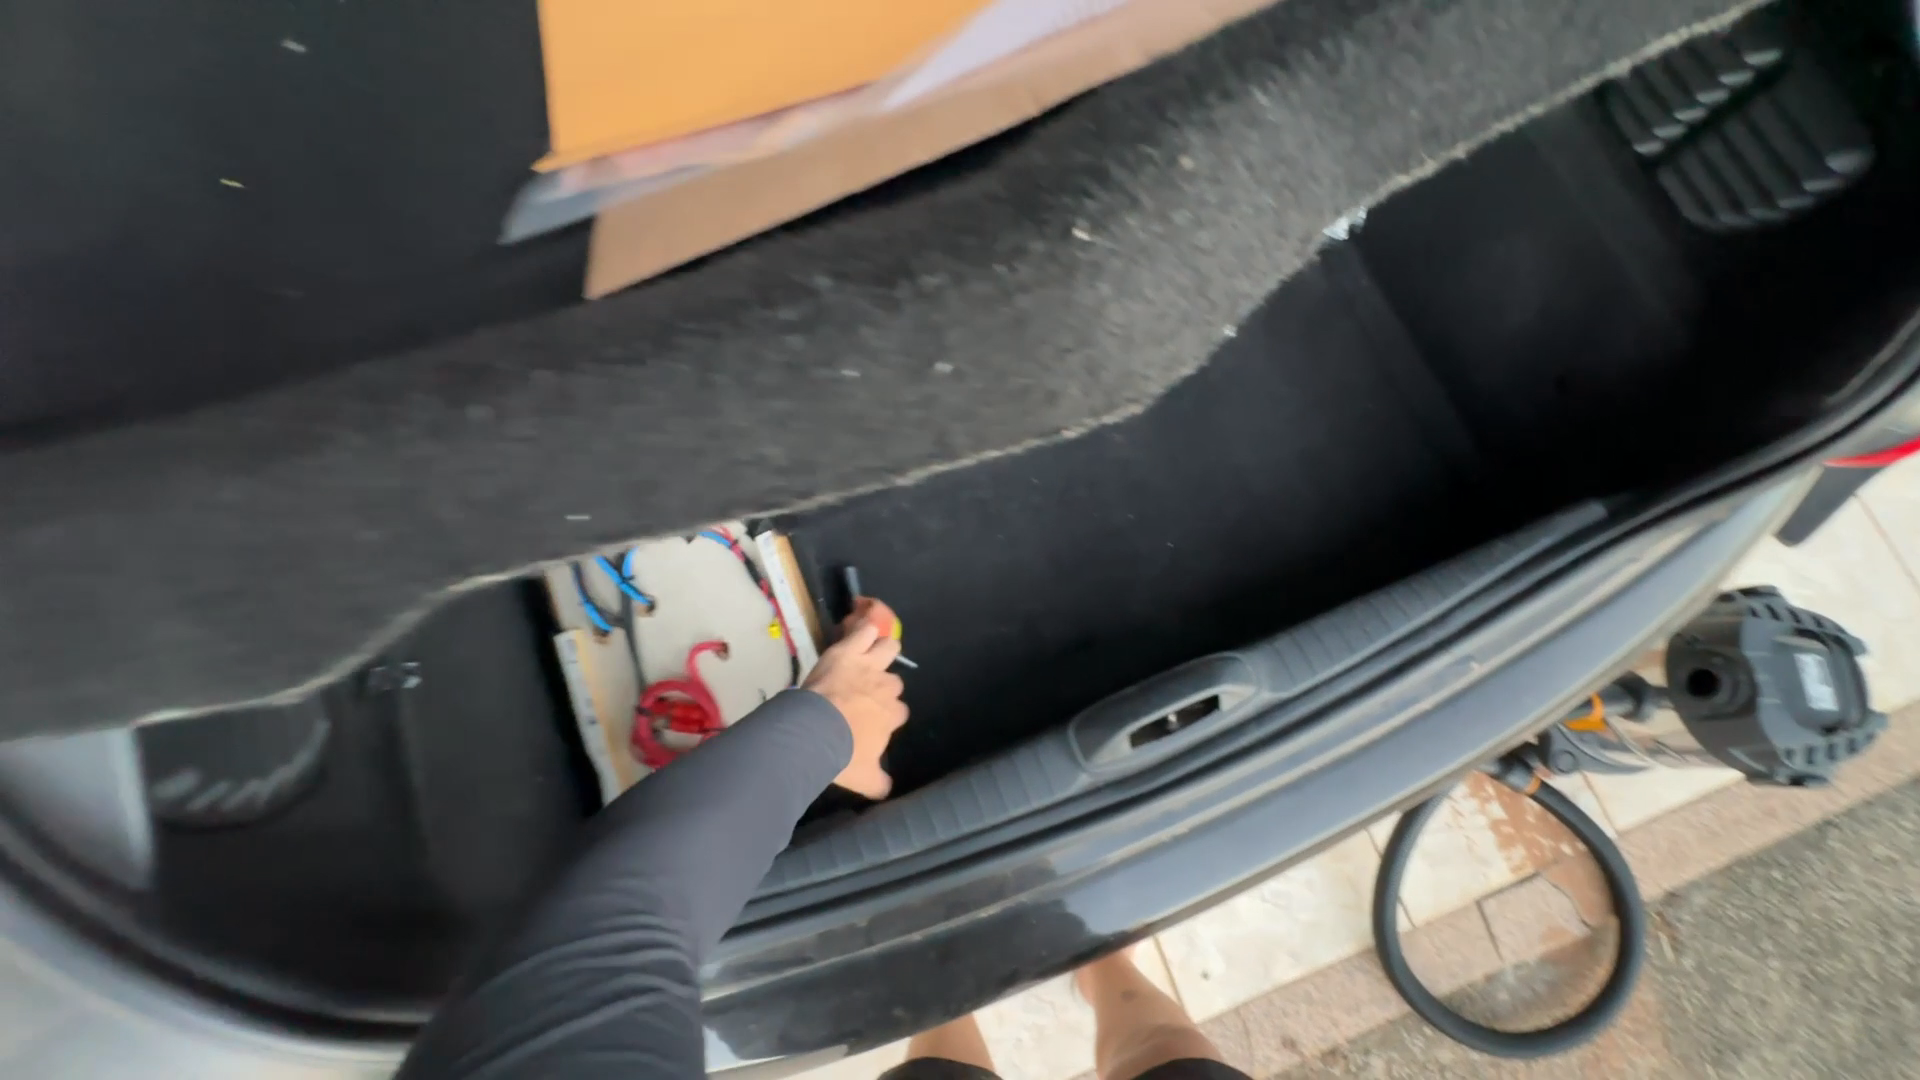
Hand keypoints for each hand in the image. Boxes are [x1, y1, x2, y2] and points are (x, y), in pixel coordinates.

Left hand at [803, 613, 908, 798]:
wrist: (815, 731)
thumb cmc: (841, 754)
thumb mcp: (864, 778)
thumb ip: (879, 782)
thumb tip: (888, 789)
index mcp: (892, 715)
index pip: (900, 711)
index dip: (888, 714)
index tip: (875, 720)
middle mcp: (887, 688)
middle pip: (894, 681)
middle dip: (884, 685)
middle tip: (864, 692)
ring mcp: (869, 666)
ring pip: (888, 648)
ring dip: (883, 650)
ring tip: (872, 653)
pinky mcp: (849, 651)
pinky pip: (865, 631)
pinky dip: (865, 629)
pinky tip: (862, 629)